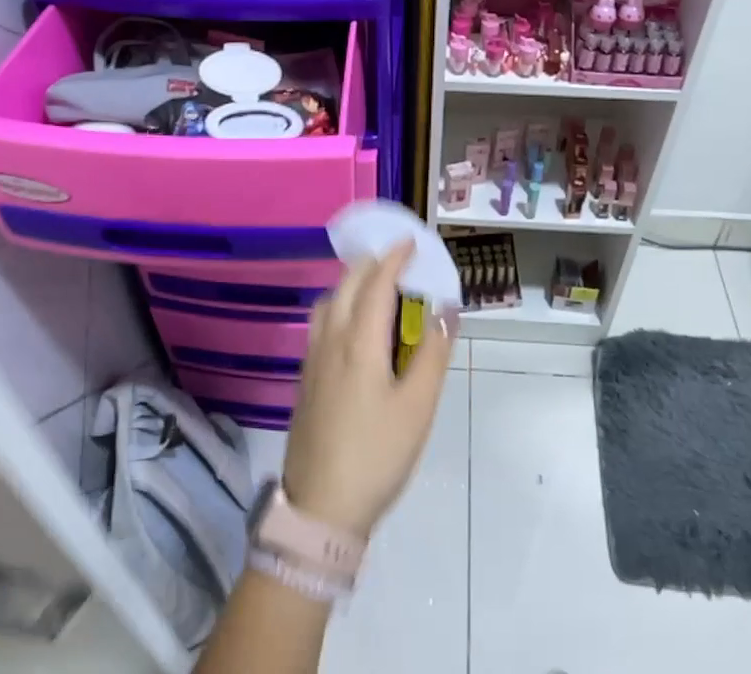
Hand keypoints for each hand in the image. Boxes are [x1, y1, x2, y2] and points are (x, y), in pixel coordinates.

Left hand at [281, 243, 457, 538]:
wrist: (321, 508)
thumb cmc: (377, 455)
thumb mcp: (419, 408)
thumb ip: (433, 355)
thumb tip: (446, 310)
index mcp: (358, 344)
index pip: (374, 284)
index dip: (393, 259)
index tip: (410, 242)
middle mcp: (329, 343)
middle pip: (344, 287)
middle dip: (369, 264)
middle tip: (395, 257)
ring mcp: (311, 362)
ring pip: (326, 305)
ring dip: (348, 284)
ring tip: (374, 286)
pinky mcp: (305, 382)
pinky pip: (319, 326)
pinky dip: (338, 307)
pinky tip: (353, 327)